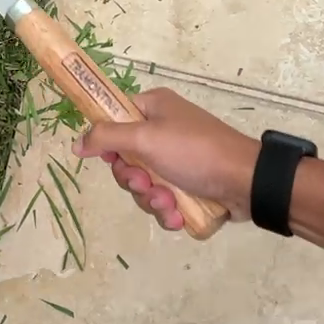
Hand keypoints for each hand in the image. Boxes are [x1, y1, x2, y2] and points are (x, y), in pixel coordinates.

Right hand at [71, 87, 257, 231]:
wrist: (247, 182)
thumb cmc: (195, 151)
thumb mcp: (145, 138)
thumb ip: (106, 137)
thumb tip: (77, 143)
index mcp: (153, 108)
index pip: (114, 118)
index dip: (109, 142)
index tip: (113, 159)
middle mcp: (163, 129)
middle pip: (125, 158)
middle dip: (133, 179)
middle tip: (146, 184)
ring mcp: (177, 158)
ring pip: (143, 183)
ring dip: (150, 198)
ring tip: (169, 203)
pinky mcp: (188, 184)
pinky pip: (162, 199)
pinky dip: (167, 210)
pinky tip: (178, 215)